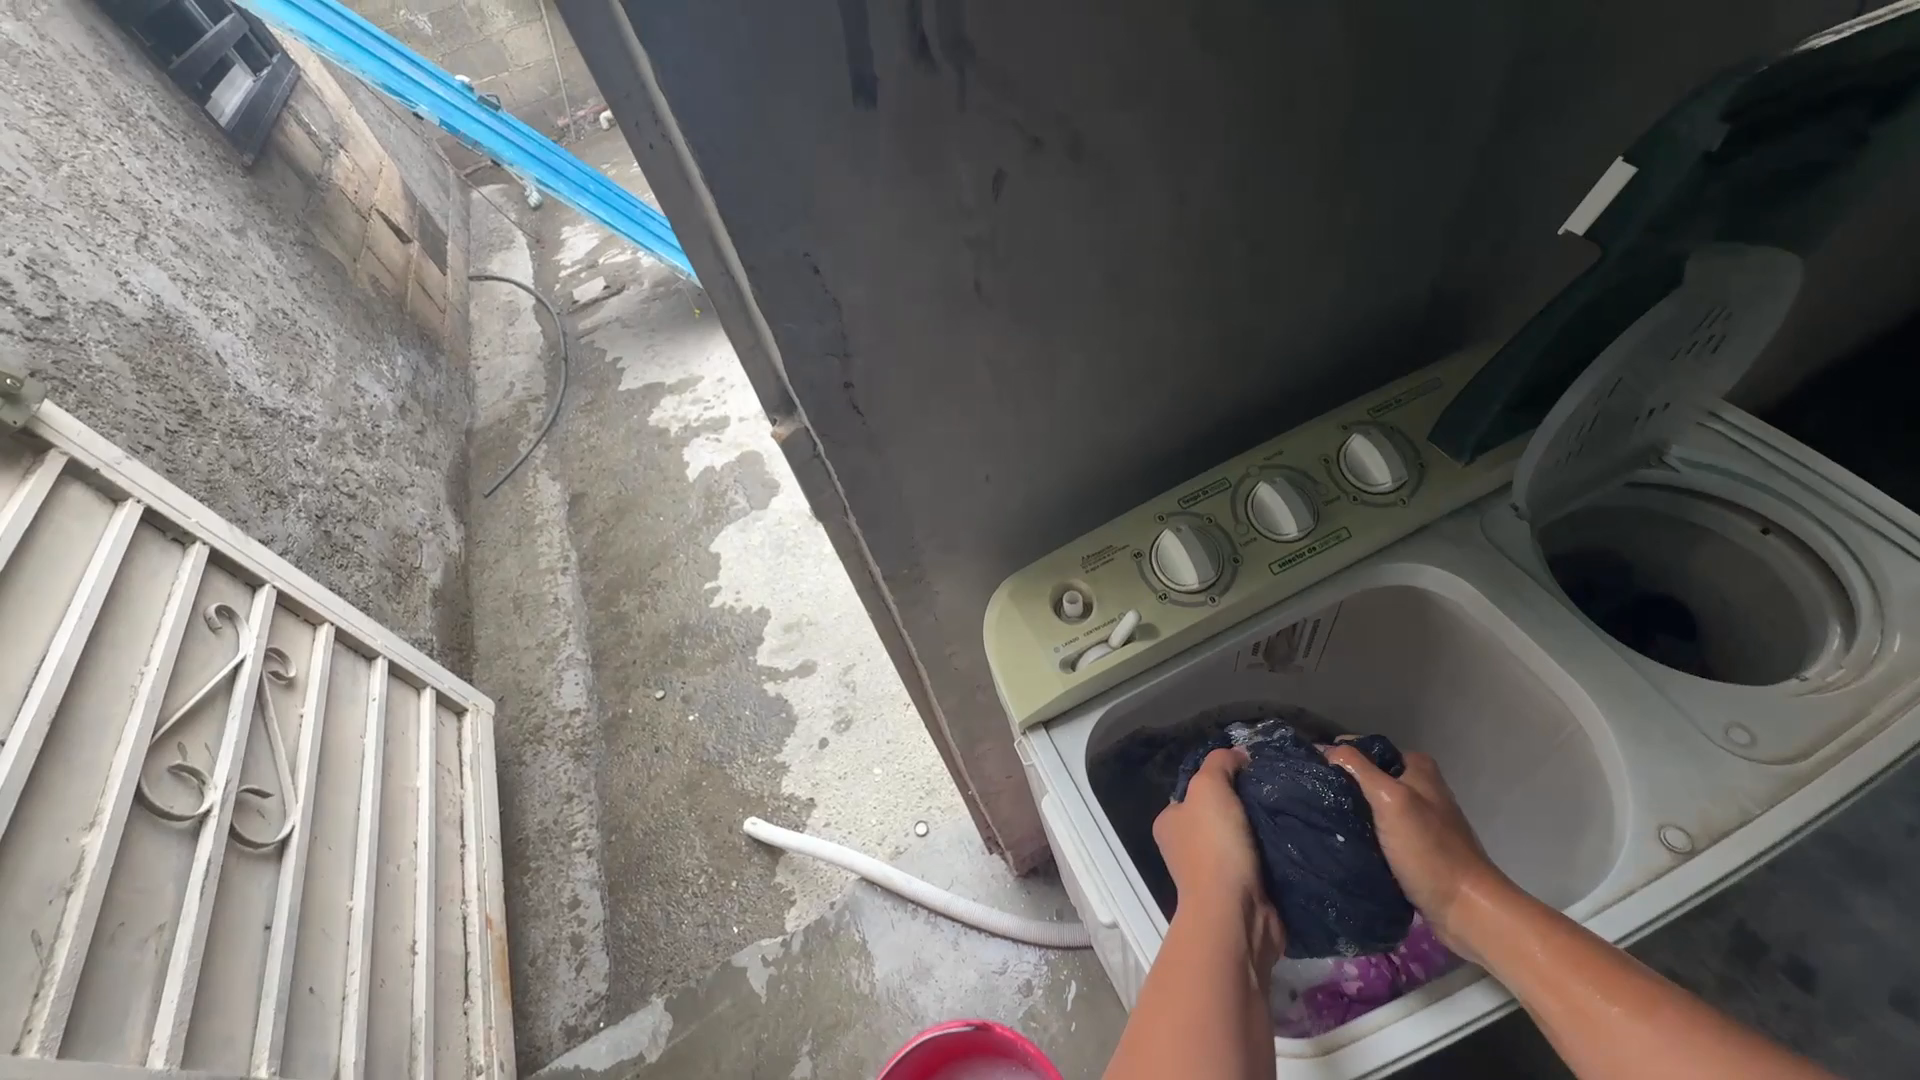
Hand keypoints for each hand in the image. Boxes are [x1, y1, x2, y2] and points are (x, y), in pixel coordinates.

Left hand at [1153, 748, 1284, 969]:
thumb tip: (1237, 755)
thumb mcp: (1208, 787)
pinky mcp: (1245, 892)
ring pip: (1245, 839)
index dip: (1221, 778)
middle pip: (1222, 814)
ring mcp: (1215, 873)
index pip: (1195, 791)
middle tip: (1278, 792)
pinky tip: (1297, 840)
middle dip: (1247, 805)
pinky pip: (1263, 863)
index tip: (1253, 772)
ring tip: (1293, 812)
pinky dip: (1278, 854)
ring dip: (1266, 830)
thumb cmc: (1213, 845)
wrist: (1236, 913)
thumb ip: (1219, 764)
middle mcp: (1187, 847)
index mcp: (1170, 823)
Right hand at [1323, 743, 1508, 959]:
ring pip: (1370, 803)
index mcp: (1417, 768)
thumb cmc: (1428, 849)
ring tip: (1317, 816)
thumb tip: (1324, 747)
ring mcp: (1416, 818)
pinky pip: (1376, 829)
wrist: (1465, 908)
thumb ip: (1359, 769)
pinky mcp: (1412, 846)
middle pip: (1367, 775)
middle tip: (1309, 794)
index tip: (1309, 769)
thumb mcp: (1391, 800)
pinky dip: (1360, 831)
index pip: (1365, 749)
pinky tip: (1339, 838)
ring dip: (1348, 809)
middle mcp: (1419, 787)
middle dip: (1340, 783)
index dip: (1337, 755)